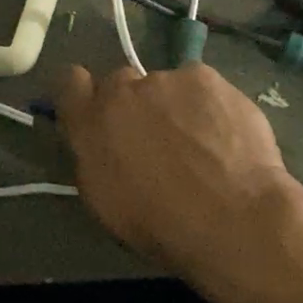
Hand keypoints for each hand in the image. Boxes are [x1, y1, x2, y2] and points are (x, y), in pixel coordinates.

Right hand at [56, 63, 301, 281]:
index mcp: (92, 125)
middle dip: (134, 104)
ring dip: (175, 105)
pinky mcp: (207, 77)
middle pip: (122, 83)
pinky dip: (208, 105)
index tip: (98, 110)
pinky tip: (225, 134)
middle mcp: (123, 91)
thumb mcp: (107, 202)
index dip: (84, 93)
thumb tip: (102, 139)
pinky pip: (200, 86)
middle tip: (158, 139)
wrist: (233, 217)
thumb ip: (96, 157)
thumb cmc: (162, 225)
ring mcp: (167, 79)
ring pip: (166, 85)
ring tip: (202, 143)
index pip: (70, 83)